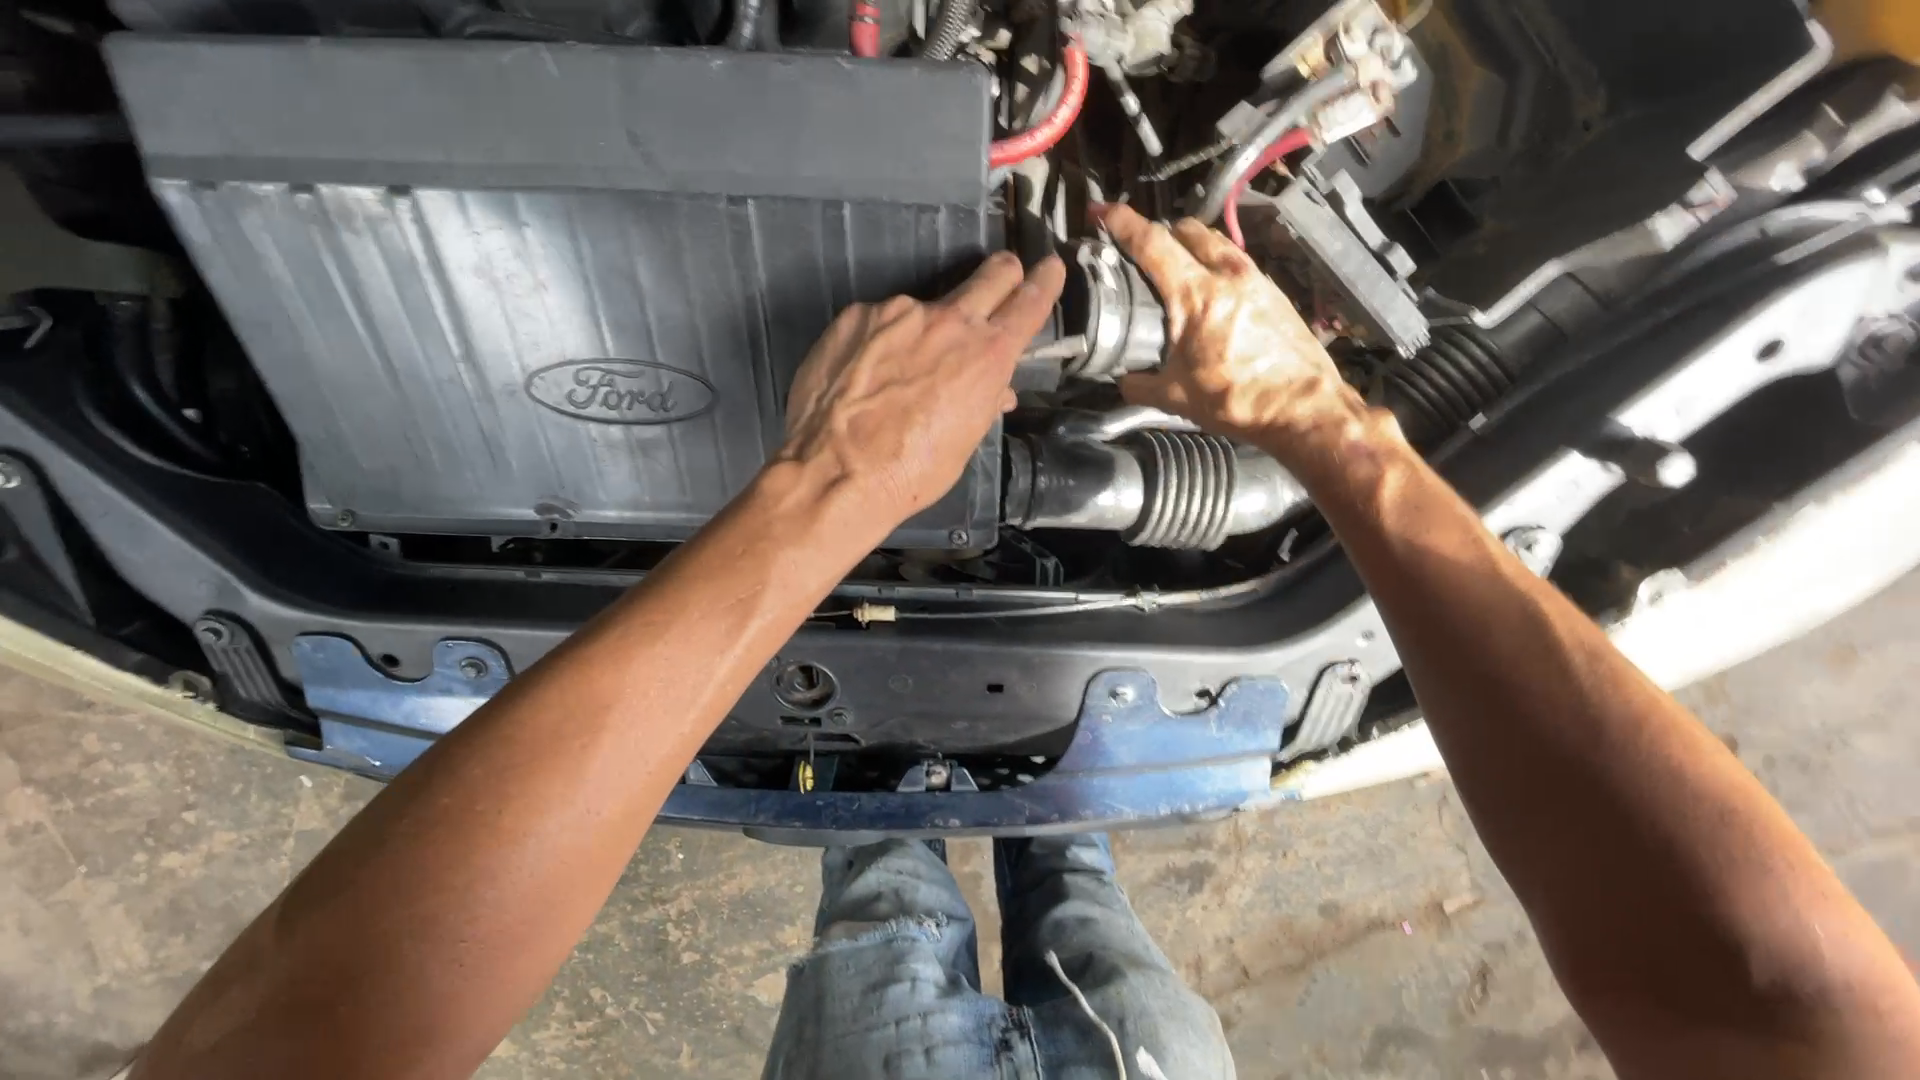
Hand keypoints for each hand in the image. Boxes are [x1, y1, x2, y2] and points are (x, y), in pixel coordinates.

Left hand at [781, 251, 1064, 523]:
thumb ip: (982, 403)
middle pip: (992, 274)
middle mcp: (948, 321)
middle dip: (1004, 275)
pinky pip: (880, 321)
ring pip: (926, 307)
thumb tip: (996, 392)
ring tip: (902, 371)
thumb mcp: (964, 442)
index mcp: (986, 355)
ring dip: (927, 328)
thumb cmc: (910, 471)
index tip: (1050, 267)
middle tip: (1003, 280)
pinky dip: (882, 341)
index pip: (1029, 302)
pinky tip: (867, 374)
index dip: (1044, 282)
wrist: (836, 472)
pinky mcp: (855, 316)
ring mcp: (898, 312)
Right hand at [1095, 203, 1374, 472]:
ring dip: (1189, 244)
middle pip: (1185, 228)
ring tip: (1173, 265)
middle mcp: (1228, 275)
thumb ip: (1138, 383)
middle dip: (1158, 230)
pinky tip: (1208, 291)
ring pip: (1214, 241)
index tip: (1100, 212)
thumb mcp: (1174, 398)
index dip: (1121, 222)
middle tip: (1139, 248)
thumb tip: (1122, 378)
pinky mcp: (1273, 291)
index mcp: (1196, 295)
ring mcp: (1255, 279)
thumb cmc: (1240, 401)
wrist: (1302, 409)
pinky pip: (1237, 261)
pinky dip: (1215, 263)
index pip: (1151, 242)